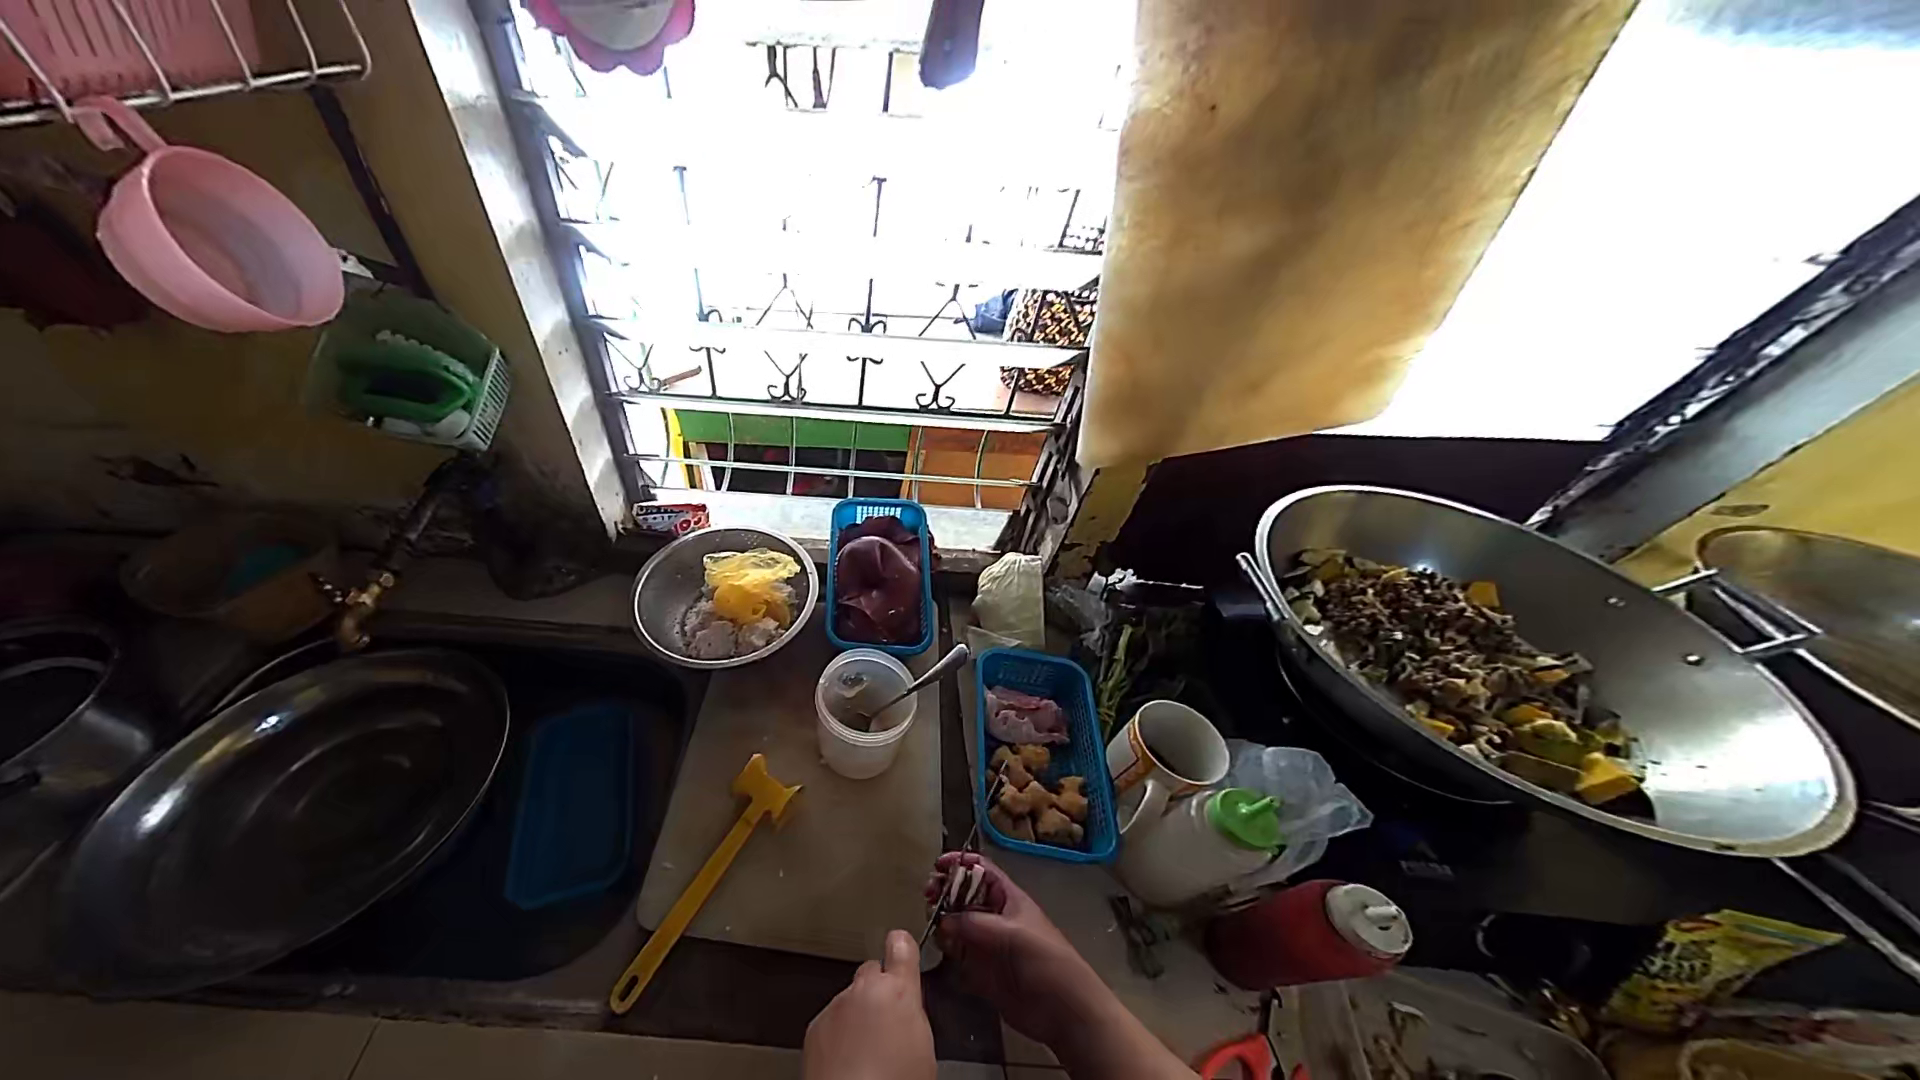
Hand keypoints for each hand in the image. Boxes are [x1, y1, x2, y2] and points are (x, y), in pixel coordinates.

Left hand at [803, 929, 935, 1079]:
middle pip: (872, 972)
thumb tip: (907, 1005)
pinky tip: (846, 1062)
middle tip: (885, 1022)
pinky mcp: (815, 1027)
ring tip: (865, 1052)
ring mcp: (838, 1006)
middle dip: (877, 989)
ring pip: (850, 998)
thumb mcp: (924, 1046)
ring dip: (856, 1015)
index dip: (902, 947)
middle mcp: (865, 989)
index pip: (901, 944)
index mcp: (898, 989)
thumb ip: (914, 1012)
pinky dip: (837, 1034)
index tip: (902, 949)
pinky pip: (831, 1020)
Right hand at [927, 852, 1101, 1046]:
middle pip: (965, 894)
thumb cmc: (1044, 959)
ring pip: (958, 922)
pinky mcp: (982, 970)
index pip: (982, 870)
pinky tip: (942, 946)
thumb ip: (975, 924)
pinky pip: (959, 952)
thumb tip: (943, 919)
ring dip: (944, 918)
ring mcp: (988, 943)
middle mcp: (995, 916)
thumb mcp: (1011, 933)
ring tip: (933, 920)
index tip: (938, 864)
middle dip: (946, 889)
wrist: (1062, 1008)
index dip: (962, 862)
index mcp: (1008, 897)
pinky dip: (947, 946)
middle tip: (928, 894)